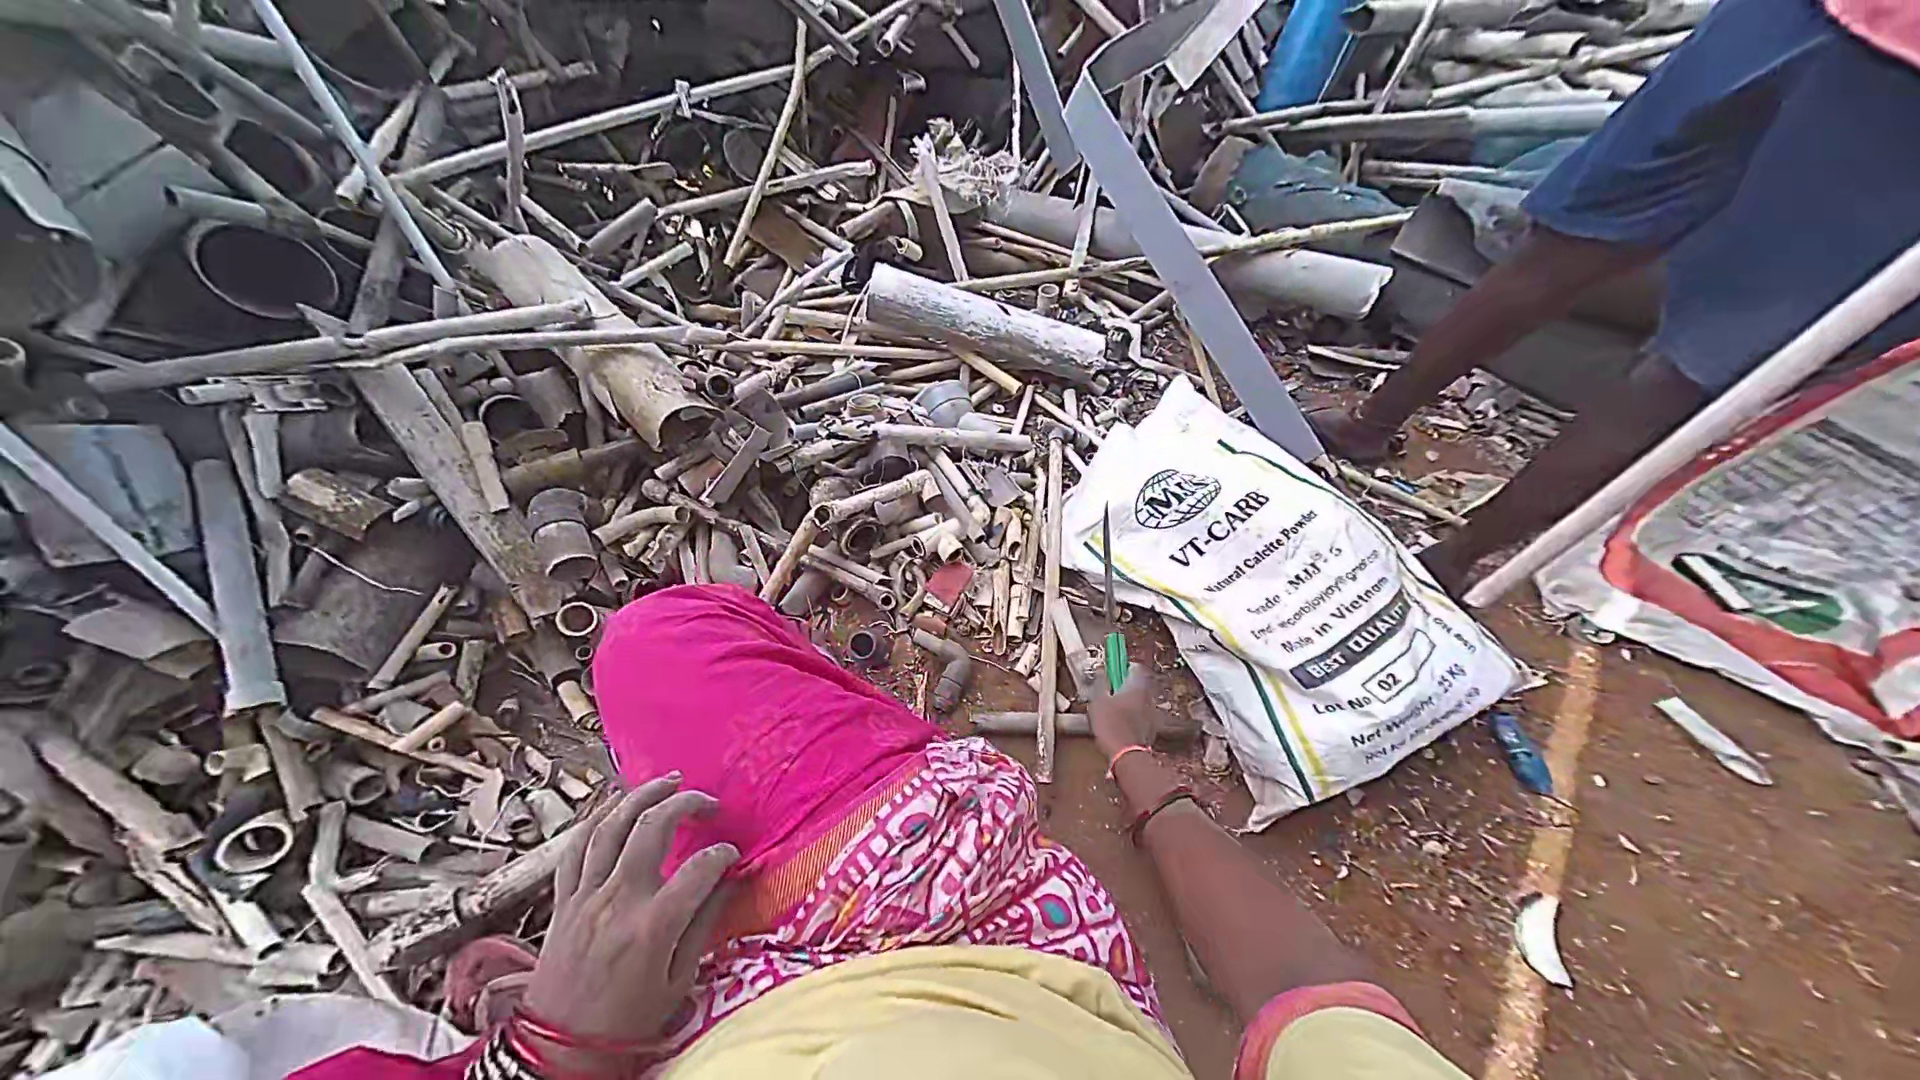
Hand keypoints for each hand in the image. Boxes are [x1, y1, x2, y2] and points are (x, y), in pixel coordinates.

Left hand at [520, 774, 736, 1066]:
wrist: (555, 1054)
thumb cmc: (626, 1023)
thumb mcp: (678, 982)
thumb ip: (704, 925)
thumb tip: (730, 881)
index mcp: (653, 926)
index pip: (701, 868)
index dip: (723, 853)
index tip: (732, 855)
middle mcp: (618, 901)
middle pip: (653, 827)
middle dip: (687, 804)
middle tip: (708, 803)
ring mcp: (586, 897)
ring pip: (611, 826)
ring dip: (642, 795)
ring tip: (669, 781)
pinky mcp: (563, 901)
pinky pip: (574, 847)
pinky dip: (595, 818)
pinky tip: (615, 802)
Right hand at [1089, 671, 1156, 757]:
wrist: (1126, 755)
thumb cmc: (1111, 724)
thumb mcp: (1097, 699)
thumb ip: (1100, 682)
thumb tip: (1102, 669)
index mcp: (1137, 686)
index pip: (1135, 667)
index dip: (1121, 667)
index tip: (1110, 672)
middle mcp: (1148, 697)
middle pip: (1137, 684)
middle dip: (1123, 686)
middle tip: (1107, 692)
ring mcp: (1152, 714)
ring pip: (1139, 701)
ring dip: (1127, 702)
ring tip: (1110, 711)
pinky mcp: (1150, 730)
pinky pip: (1140, 716)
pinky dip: (1131, 717)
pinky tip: (1118, 725)